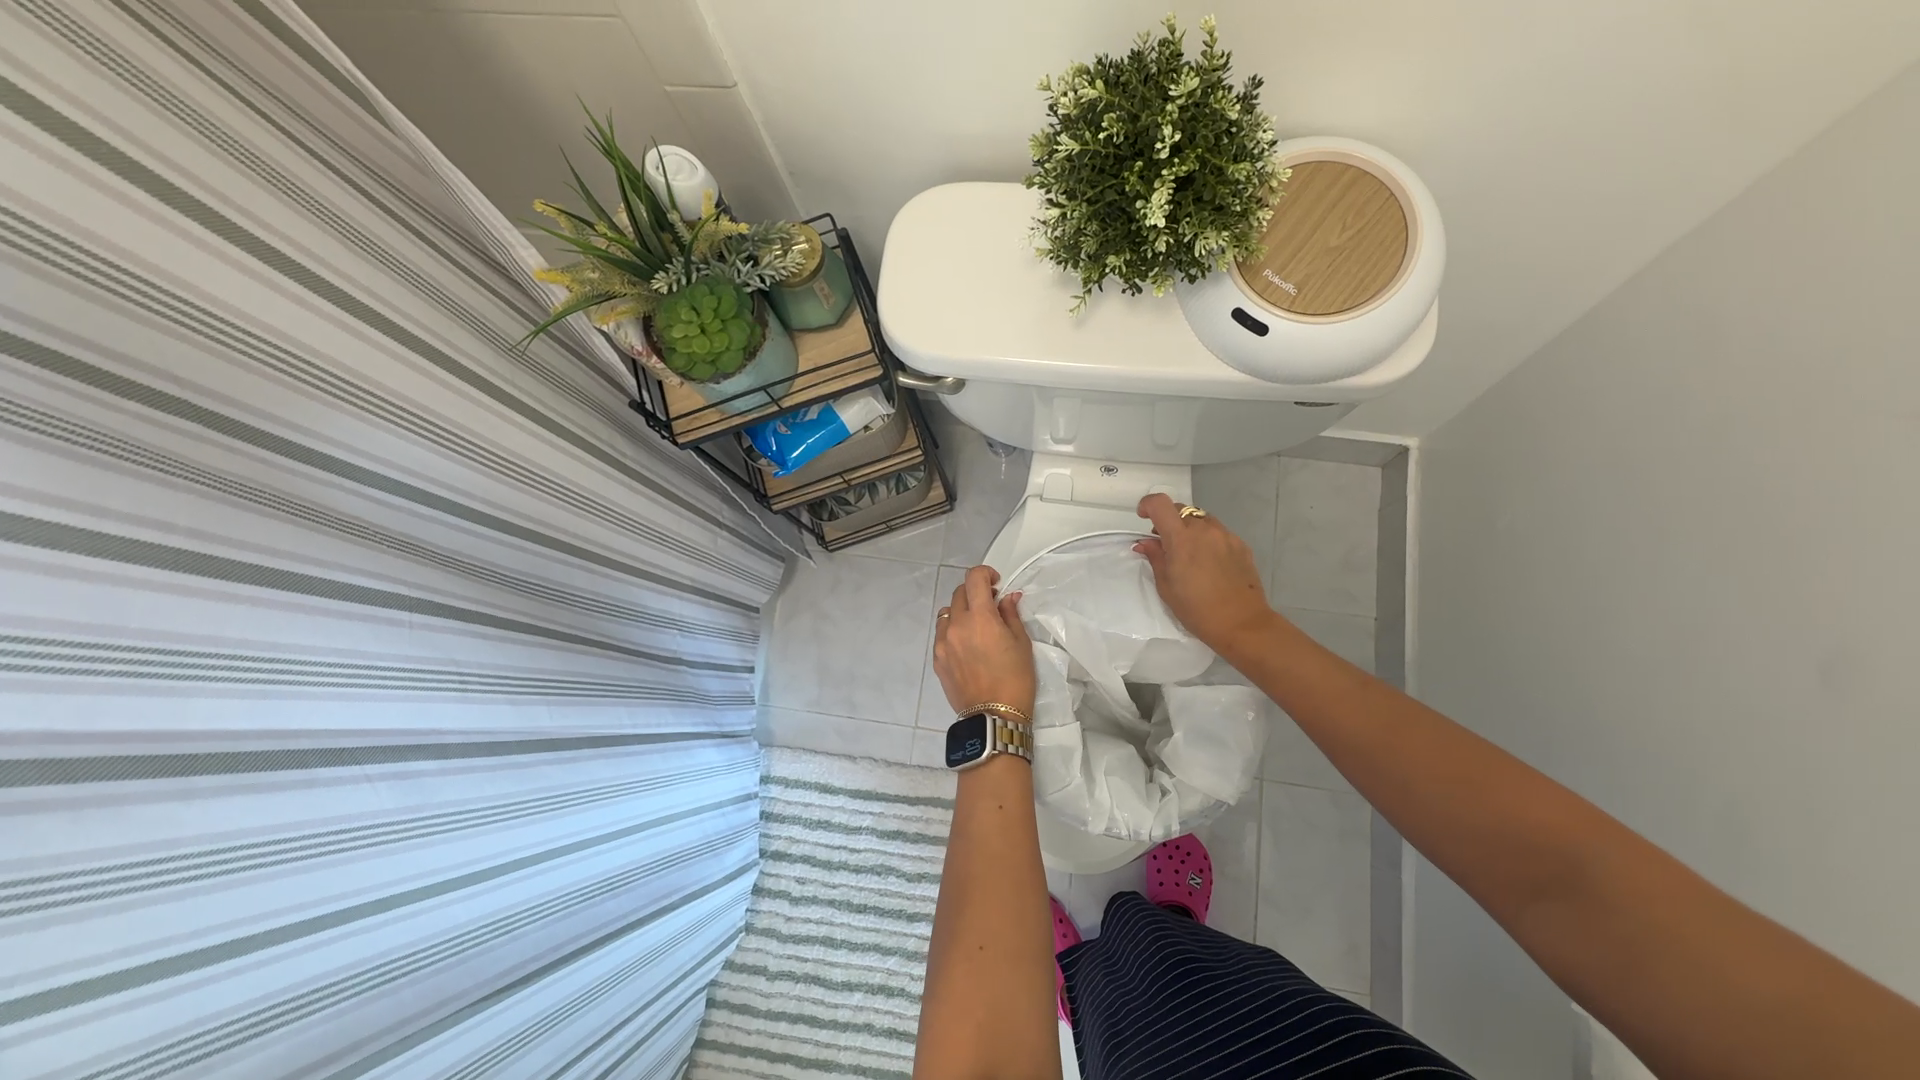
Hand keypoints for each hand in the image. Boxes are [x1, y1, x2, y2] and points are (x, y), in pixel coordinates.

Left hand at [932, 565, 1035, 715]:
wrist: (993, 717)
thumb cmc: (1016, 679)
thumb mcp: (1021, 643)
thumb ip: (1011, 615)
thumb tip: (1008, 597)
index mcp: (980, 618)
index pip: (974, 579)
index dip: (985, 574)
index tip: (996, 583)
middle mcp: (956, 625)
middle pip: (959, 593)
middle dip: (975, 593)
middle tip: (991, 606)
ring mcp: (943, 642)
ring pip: (947, 613)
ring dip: (961, 611)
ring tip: (976, 627)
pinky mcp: (937, 659)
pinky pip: (942, 634)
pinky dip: (953, 631)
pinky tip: (967, 646)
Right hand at [1135, 493, 1276, 651]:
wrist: (1241, 623)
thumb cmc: (1196, 609)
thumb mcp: (1166, 587)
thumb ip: (1155, 558)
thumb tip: (1145, 543)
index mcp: (1181, 538)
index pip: (1160, 504)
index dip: (1147, 505)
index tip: (1143, 517)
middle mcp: (1205, 529)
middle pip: (1181, 511)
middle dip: (1169, 522)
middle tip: (1167, 546)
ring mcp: (1226, 535)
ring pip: (1202, 520)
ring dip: (1191, 530)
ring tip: (1191, 556)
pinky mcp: (1241, 545)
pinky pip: (1219, 533)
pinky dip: (1209, 541)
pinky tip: (1210, 564)